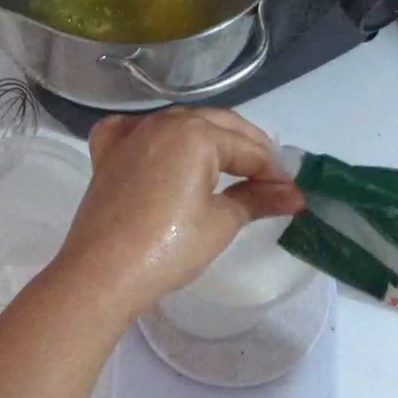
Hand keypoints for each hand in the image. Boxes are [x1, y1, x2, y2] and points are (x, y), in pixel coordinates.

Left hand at [51, 108, 305, 320]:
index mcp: (195, 133)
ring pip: (180, 124)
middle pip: (217, 126)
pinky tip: (162, 148)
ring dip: (208, 139)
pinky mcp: (106, 155)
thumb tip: (295, 195)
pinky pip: (134, 131)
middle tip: (270, 178)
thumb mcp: (221, 223)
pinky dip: (154, 136)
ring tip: (230, 167)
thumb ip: (257, 200)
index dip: (274, 171)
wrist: (102, 275)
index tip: (291, 192)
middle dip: (247, 148)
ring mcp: (131, 135)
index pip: (248, 148)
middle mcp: (162, 122)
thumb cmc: (169, 248)